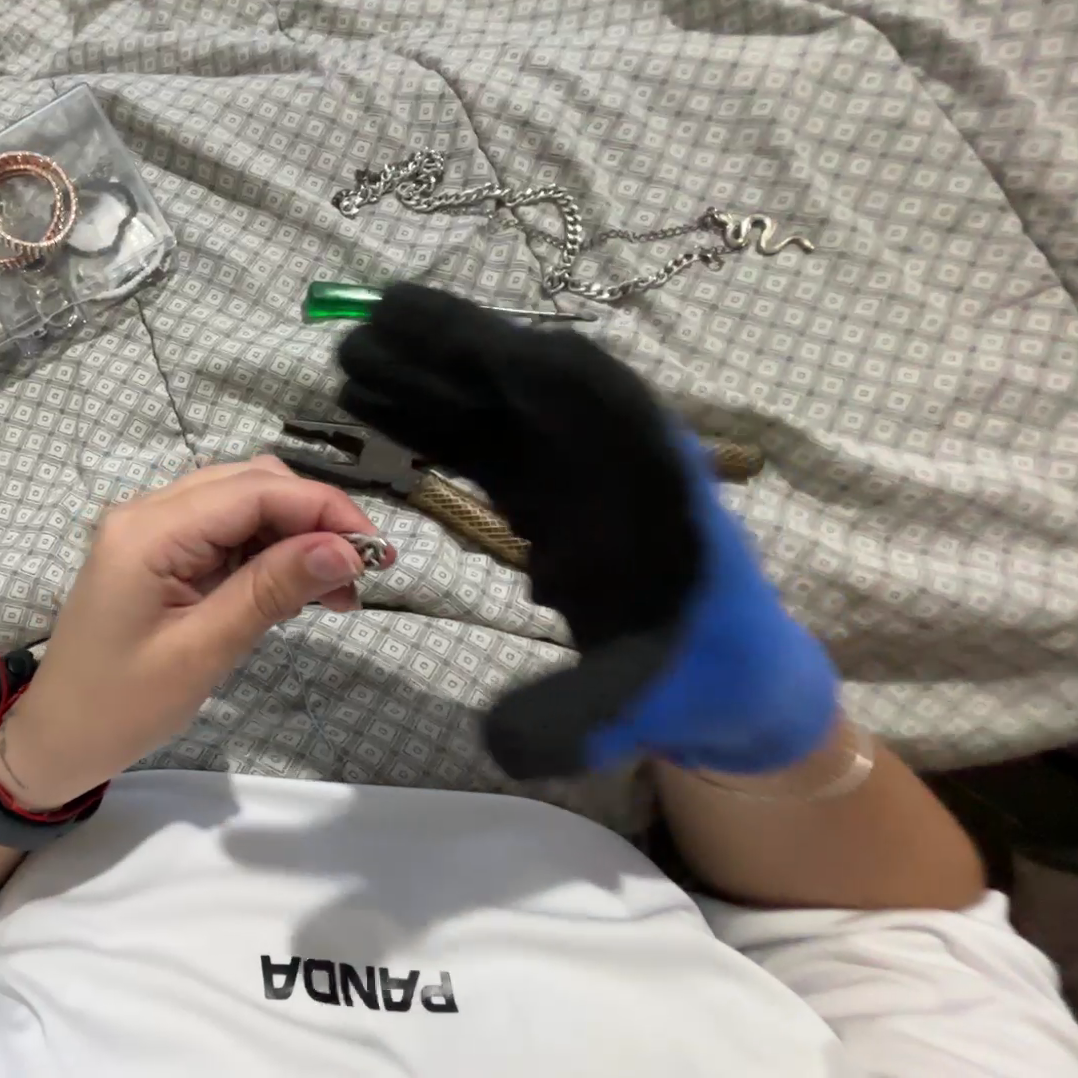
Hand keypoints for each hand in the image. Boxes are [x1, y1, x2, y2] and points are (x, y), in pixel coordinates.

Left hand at [0, 458, 377, 808]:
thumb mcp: (203, 650)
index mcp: (149, 530)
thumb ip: (271, 589)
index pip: (254, 490)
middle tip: (359, 575)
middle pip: (250, 485)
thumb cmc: (121, 705)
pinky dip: (264, 554)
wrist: (58, 736)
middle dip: (312, 519)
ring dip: (293, 537)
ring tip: (334, 593)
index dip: (323, 509)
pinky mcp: (157, 553)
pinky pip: (222, 534)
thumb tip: (344, 549)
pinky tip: (291, 592)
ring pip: (240, 505)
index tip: (377, 552)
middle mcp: (147, 513)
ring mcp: (149, 530)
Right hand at [337, 283, 837, 777]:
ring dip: (427, 386)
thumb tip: (499, 744)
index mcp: (650, 483)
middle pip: (524, 387)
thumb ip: (581, 719)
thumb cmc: (702, 682)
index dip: (506, 355)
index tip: (440, 332)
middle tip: (360, 338)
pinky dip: (431, 428)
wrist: (726, 684)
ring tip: (351, 369)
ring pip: (494, 411)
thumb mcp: (649, 705)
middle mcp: (609, 460)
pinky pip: (481, 447)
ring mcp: (574, 473)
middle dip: (445, 356)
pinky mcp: (546, 495)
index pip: (583, 395)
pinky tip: (381, 421)